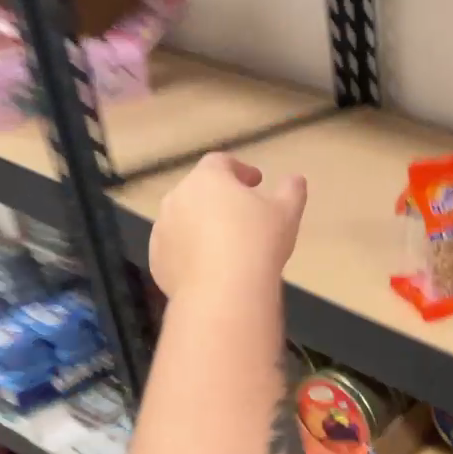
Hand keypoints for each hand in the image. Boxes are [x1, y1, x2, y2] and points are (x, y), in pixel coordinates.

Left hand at [149, 152, 306, 299]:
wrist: (223, 291)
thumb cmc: (258, 241)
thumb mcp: (287, 212)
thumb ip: (292, 190)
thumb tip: (296, 179)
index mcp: (208, 179)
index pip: (220, 162)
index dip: (239, 168)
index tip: (256, 182)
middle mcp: (177, 198)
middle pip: (198, 189)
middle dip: (220, 197)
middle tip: (244, 213)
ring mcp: (162, 229)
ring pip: (184, 218)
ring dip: (203, 223)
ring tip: (229, 243)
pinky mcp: (157, 259)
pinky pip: (176, 246)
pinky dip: (192, 249)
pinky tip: (214, 265)